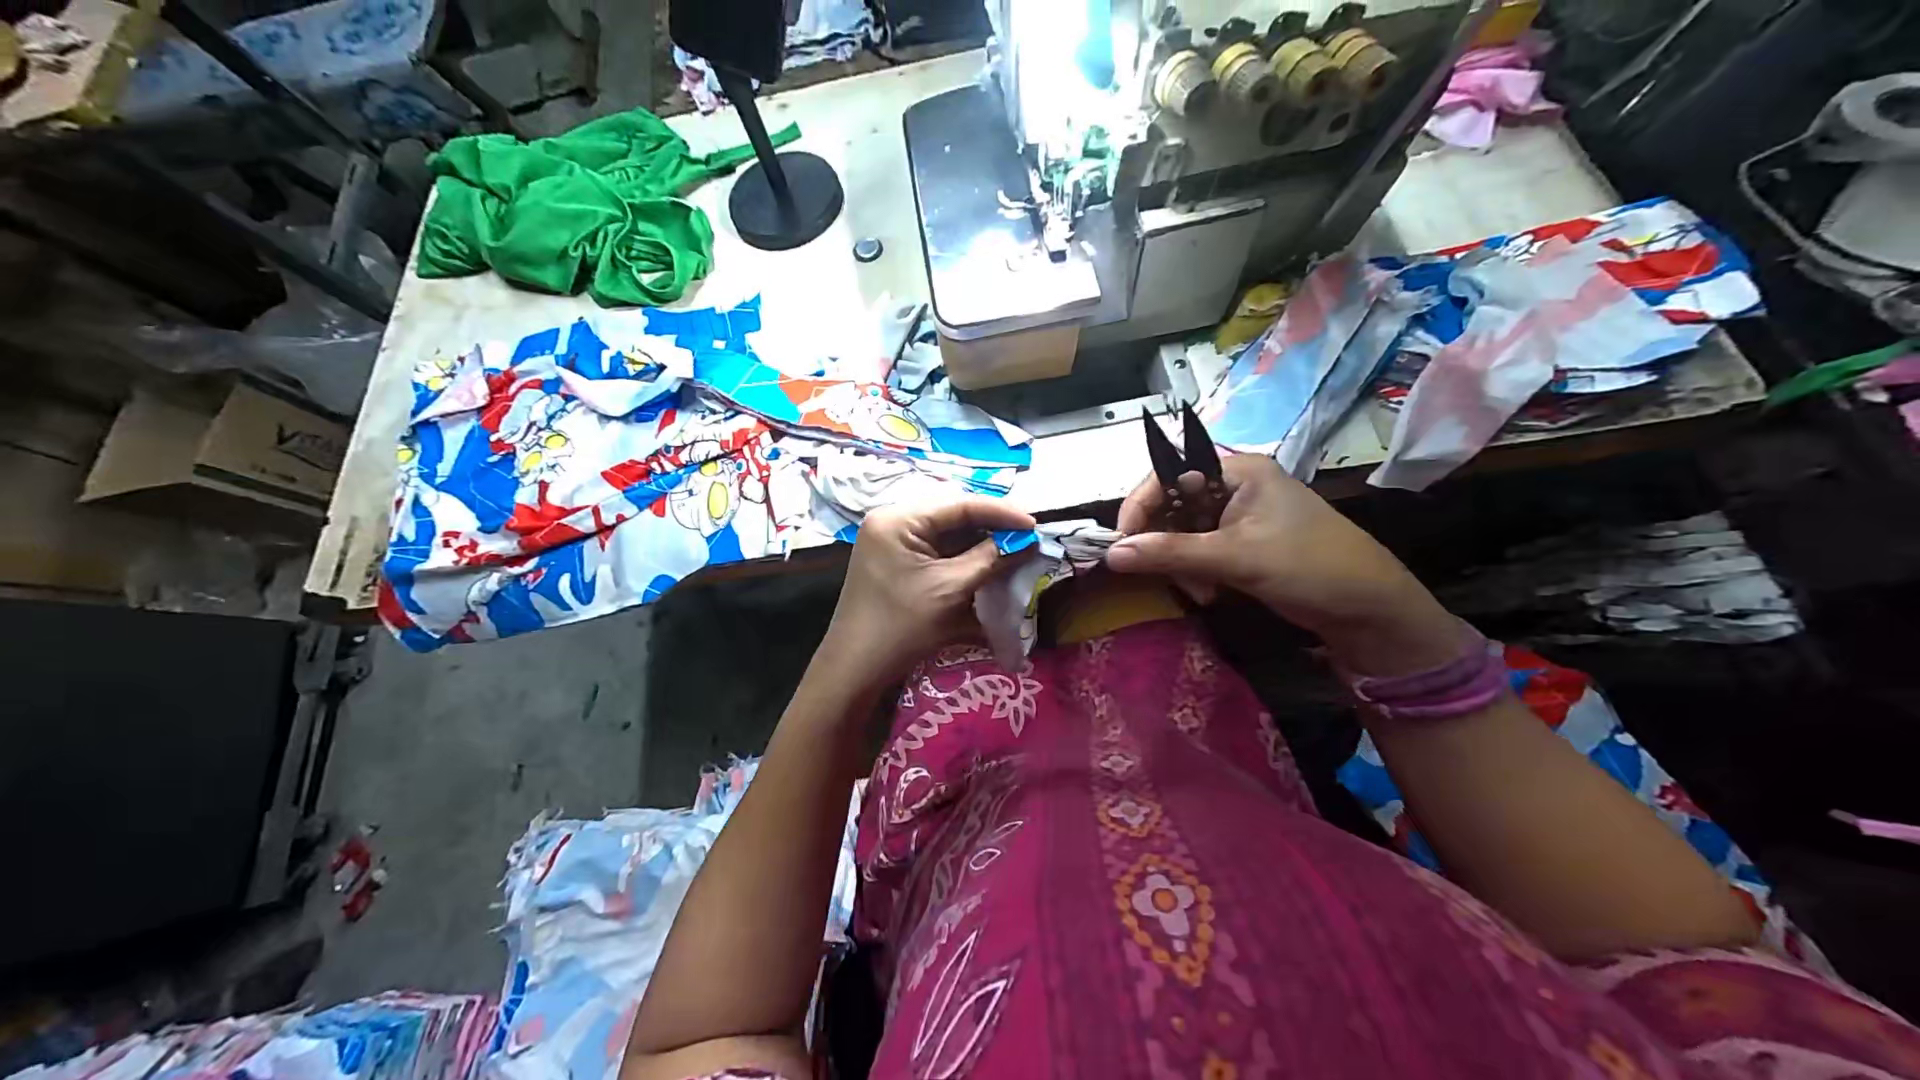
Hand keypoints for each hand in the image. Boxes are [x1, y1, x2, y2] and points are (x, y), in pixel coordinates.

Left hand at [818, 497, 1036, 692]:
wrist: (856, 668)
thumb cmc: (901, 626)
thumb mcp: (951, 589)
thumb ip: (991, 559)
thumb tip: (1027, 542)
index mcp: (898, 519)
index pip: (959, 505)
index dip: (1001, 512)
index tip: (1036, 524)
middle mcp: (892, 521)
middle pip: (953, 516)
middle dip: (992, 527)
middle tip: (1029, 536)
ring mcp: (892, 542)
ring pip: (947, 534)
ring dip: (981, 543)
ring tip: (1016, 548)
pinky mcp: (897, 562)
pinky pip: (937, 551)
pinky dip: (964, 558)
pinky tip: (990, 563)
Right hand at [1106, 455, 1462, 675]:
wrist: (1369, 610)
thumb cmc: (1309, 567)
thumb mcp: (1236, 557)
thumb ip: (1171, 553)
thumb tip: (1112, 554)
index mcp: (1237, 471)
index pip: (1167, 475)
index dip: (1139, 507)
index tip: (1121, 544)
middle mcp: (1233, 486)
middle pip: (1170, 505)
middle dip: (1163, 544)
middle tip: (1165, 575)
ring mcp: (1237, 516)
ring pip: (1180, 533)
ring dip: (1179, 564)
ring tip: (1200, 591)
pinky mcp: (1240, 544)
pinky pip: (1197, 551)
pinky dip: (1194, 572)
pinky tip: (1208, 593)